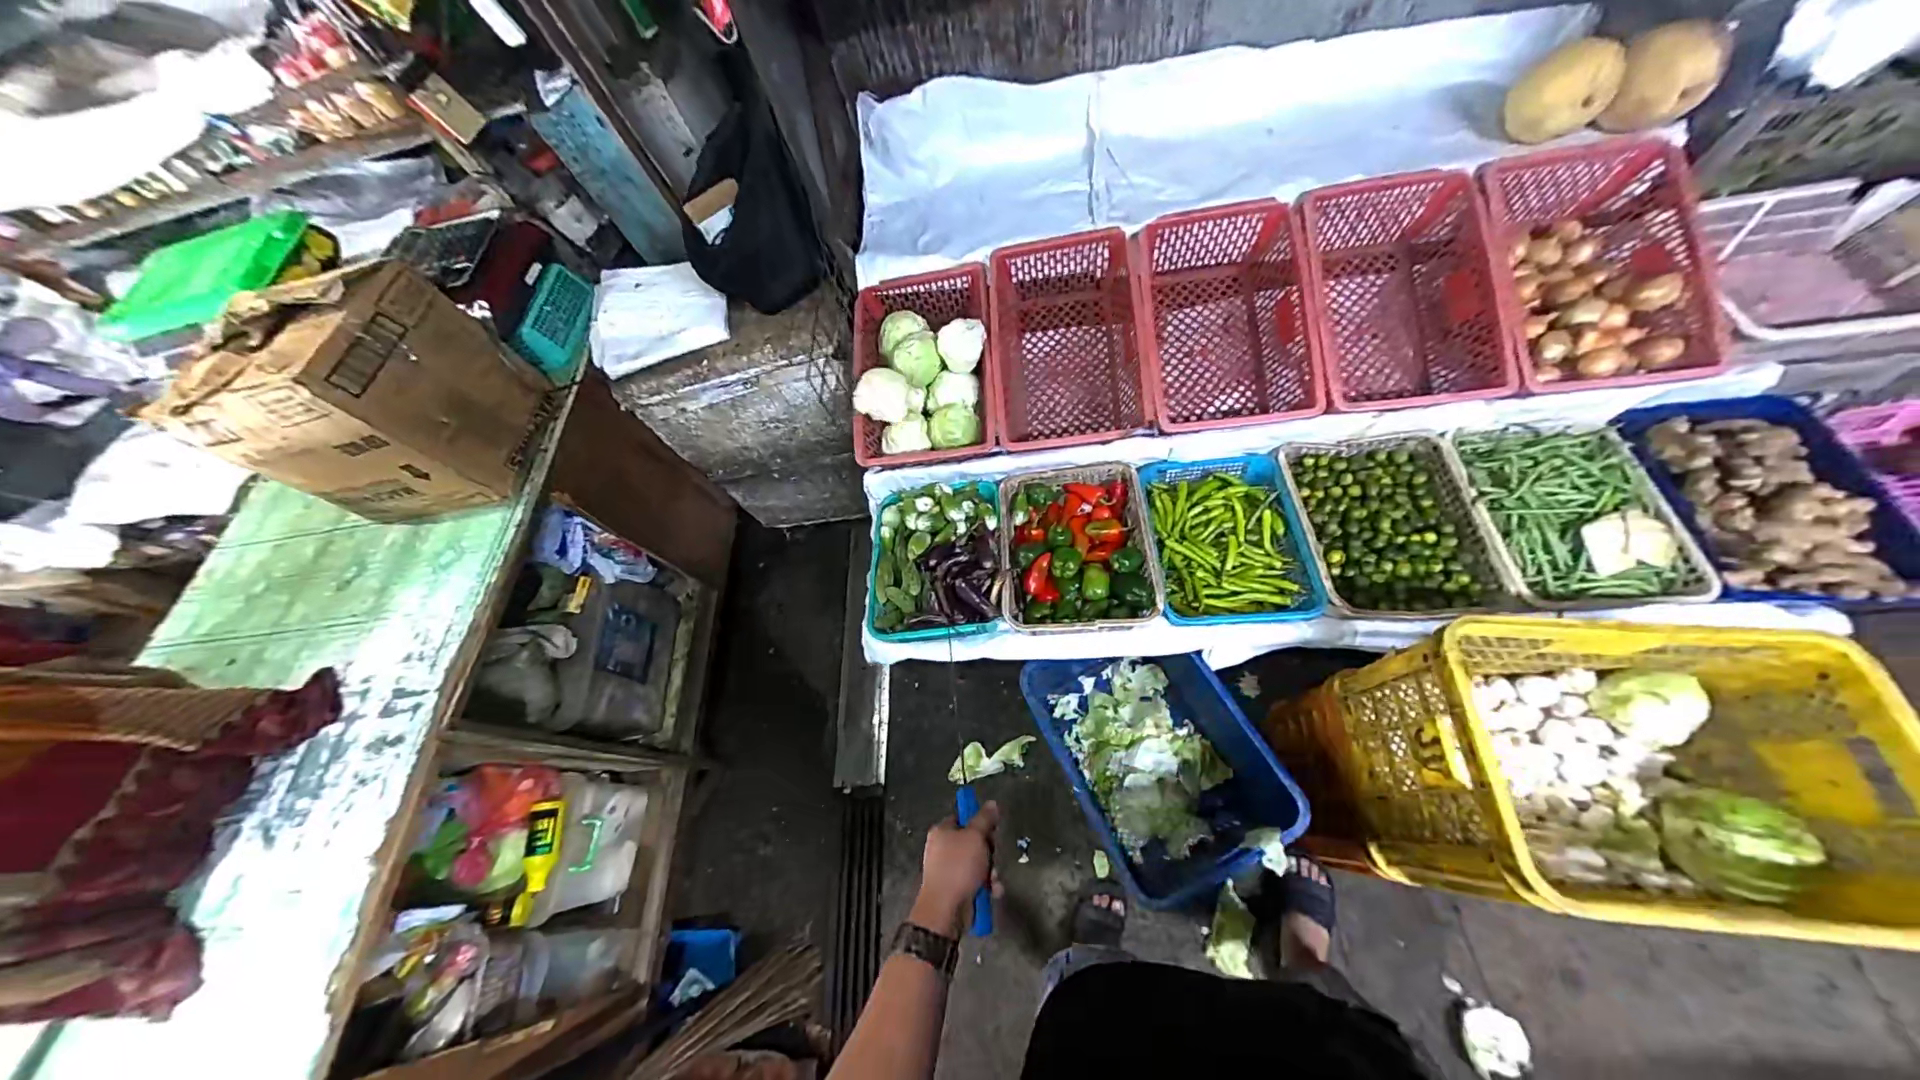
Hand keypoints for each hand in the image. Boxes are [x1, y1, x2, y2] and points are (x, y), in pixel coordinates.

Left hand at [909, 801, 1000, 936]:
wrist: (946, 910)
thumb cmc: (959, 867)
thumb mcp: (975, 837)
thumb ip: (985, 819)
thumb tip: (992, 803)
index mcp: (942, 831)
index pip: (963, 818)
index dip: (979, 822)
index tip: (991, 830)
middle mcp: (943, 849)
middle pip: (973, 842)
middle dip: (988, 852)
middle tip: (992, 856)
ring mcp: (949, 870)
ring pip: (978, 863)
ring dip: (990, 872)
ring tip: (993, 880)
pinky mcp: (956, 889)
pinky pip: (976, 881)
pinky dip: (986, 886)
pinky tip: (992, 892)